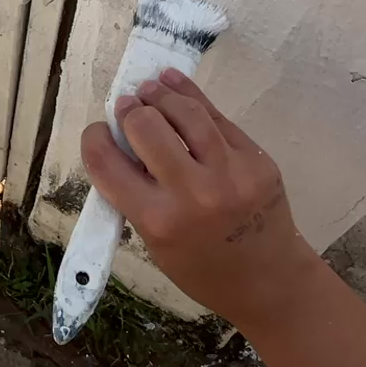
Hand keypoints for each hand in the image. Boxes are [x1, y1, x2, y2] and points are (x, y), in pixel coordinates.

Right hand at [80, 68, 318, 335]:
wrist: (271, 283)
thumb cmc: (201, 268)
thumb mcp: (153, 241)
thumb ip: (134, 191)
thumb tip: (120, 138)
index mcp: (158, 220)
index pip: (106, 161)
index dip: (94, 138)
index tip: (98, 132)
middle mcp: (194, 193)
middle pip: (146, 126)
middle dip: (130, 111)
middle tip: (127, 108)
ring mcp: (231, 173)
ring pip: (186, 112)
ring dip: (160, 95)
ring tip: (149, 90)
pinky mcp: (257, 160)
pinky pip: (218, 118)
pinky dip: (191, 95)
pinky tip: (173, 83)